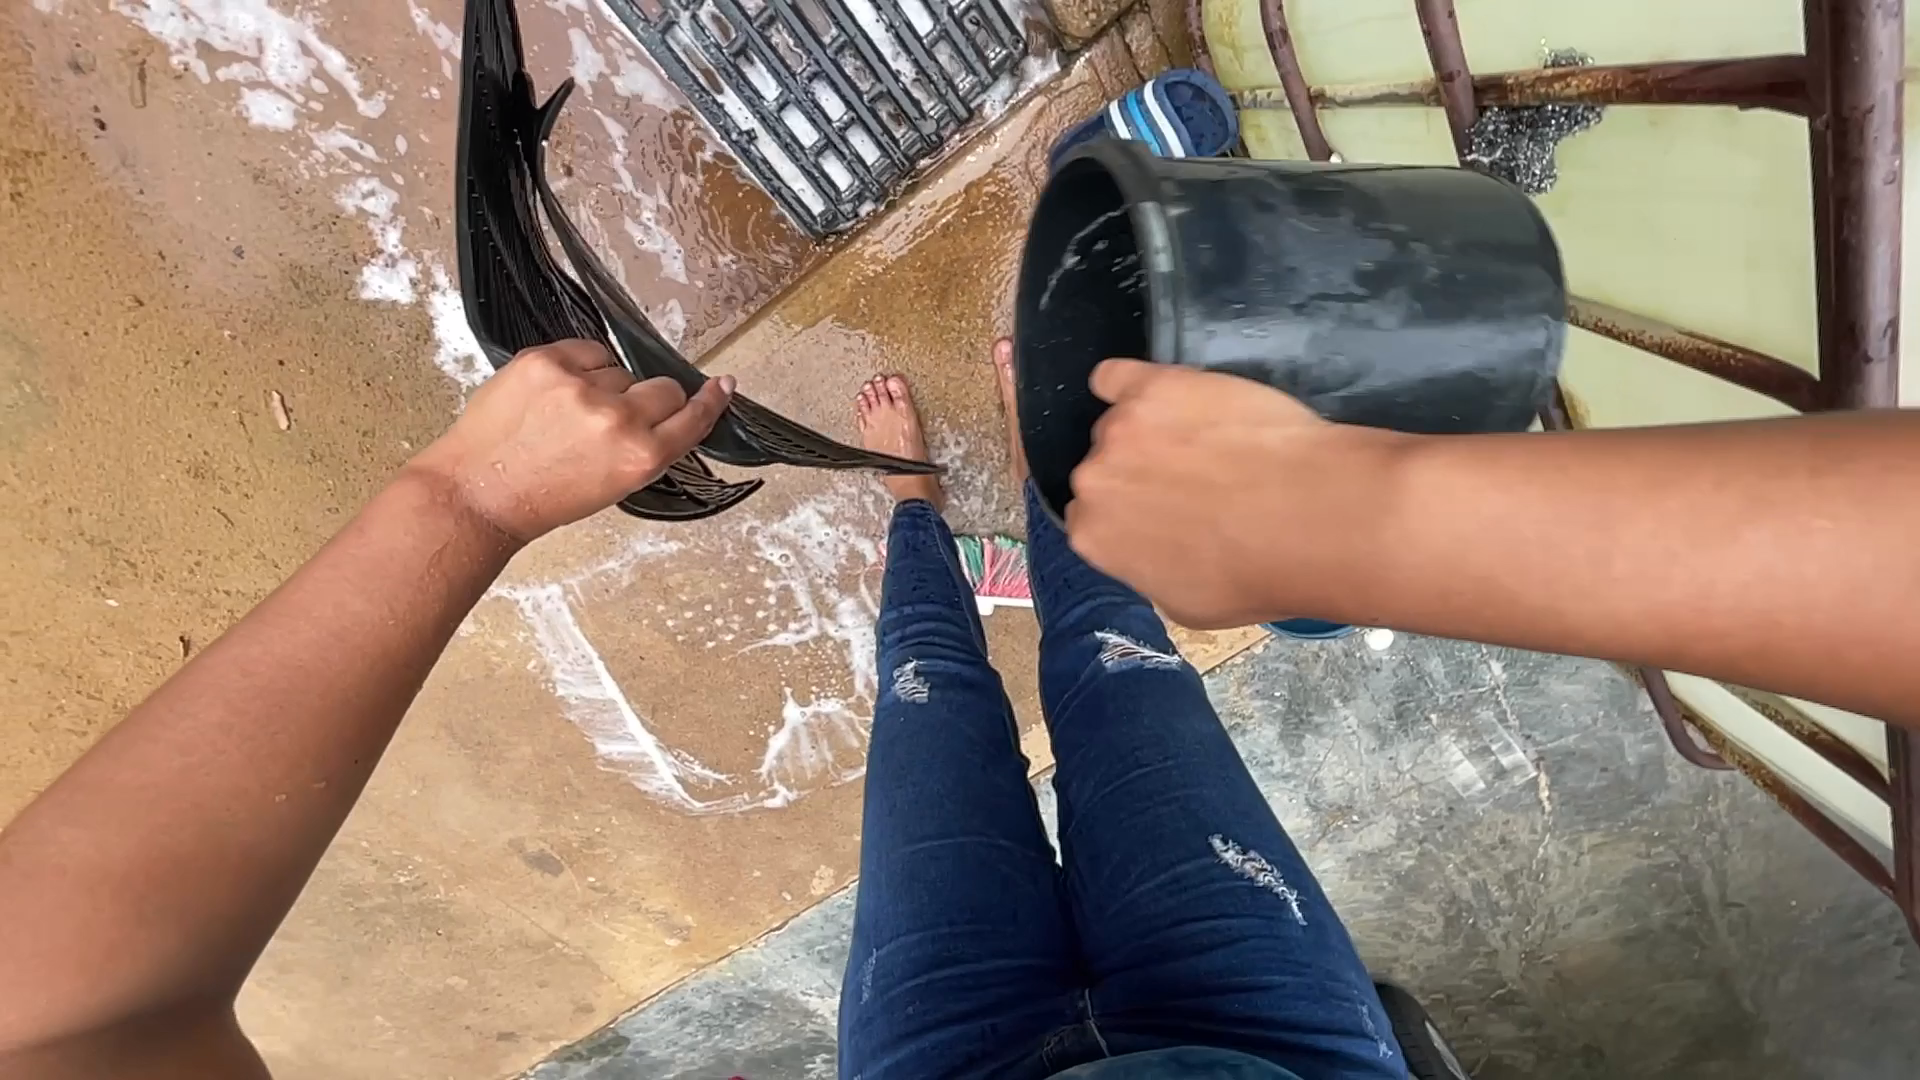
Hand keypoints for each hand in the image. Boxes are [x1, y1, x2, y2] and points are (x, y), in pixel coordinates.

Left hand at [408, 339, 732, 543]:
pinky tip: (559, 393)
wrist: (481, 492)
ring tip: (571, 414)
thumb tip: (673, 407)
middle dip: (650, 400)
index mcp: (643, 458)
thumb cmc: (550, 495)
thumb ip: (651, 446)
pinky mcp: (547, 363)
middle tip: (619, 418)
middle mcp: (620, 421)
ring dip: (608, 385)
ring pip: (624, 370)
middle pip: (665, 388)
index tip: (723, 386)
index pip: (694, 418)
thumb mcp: (620, 483)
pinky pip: (588, 351)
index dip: (711, 400)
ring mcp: (582, 388)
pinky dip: (580, 367)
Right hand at [1064, 359, 1402, 628]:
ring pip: (1119, 426)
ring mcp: (1119, 427)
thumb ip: (1147, 572)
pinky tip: (1159, 394)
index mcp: (1093, 537)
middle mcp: (1092, 480)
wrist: (1311, 516)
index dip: (1127, 518)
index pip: (1090, 520)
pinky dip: (1128, 384)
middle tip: (1190, 483)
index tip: (1158, 516)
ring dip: (1148, 434)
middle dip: (1135, 477)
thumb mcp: (1185, 605)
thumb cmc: (1253, 574)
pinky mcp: (1153, 385)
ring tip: (1206, 443)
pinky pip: (1116, 377)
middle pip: (1101, 471)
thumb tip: (1151, 554)